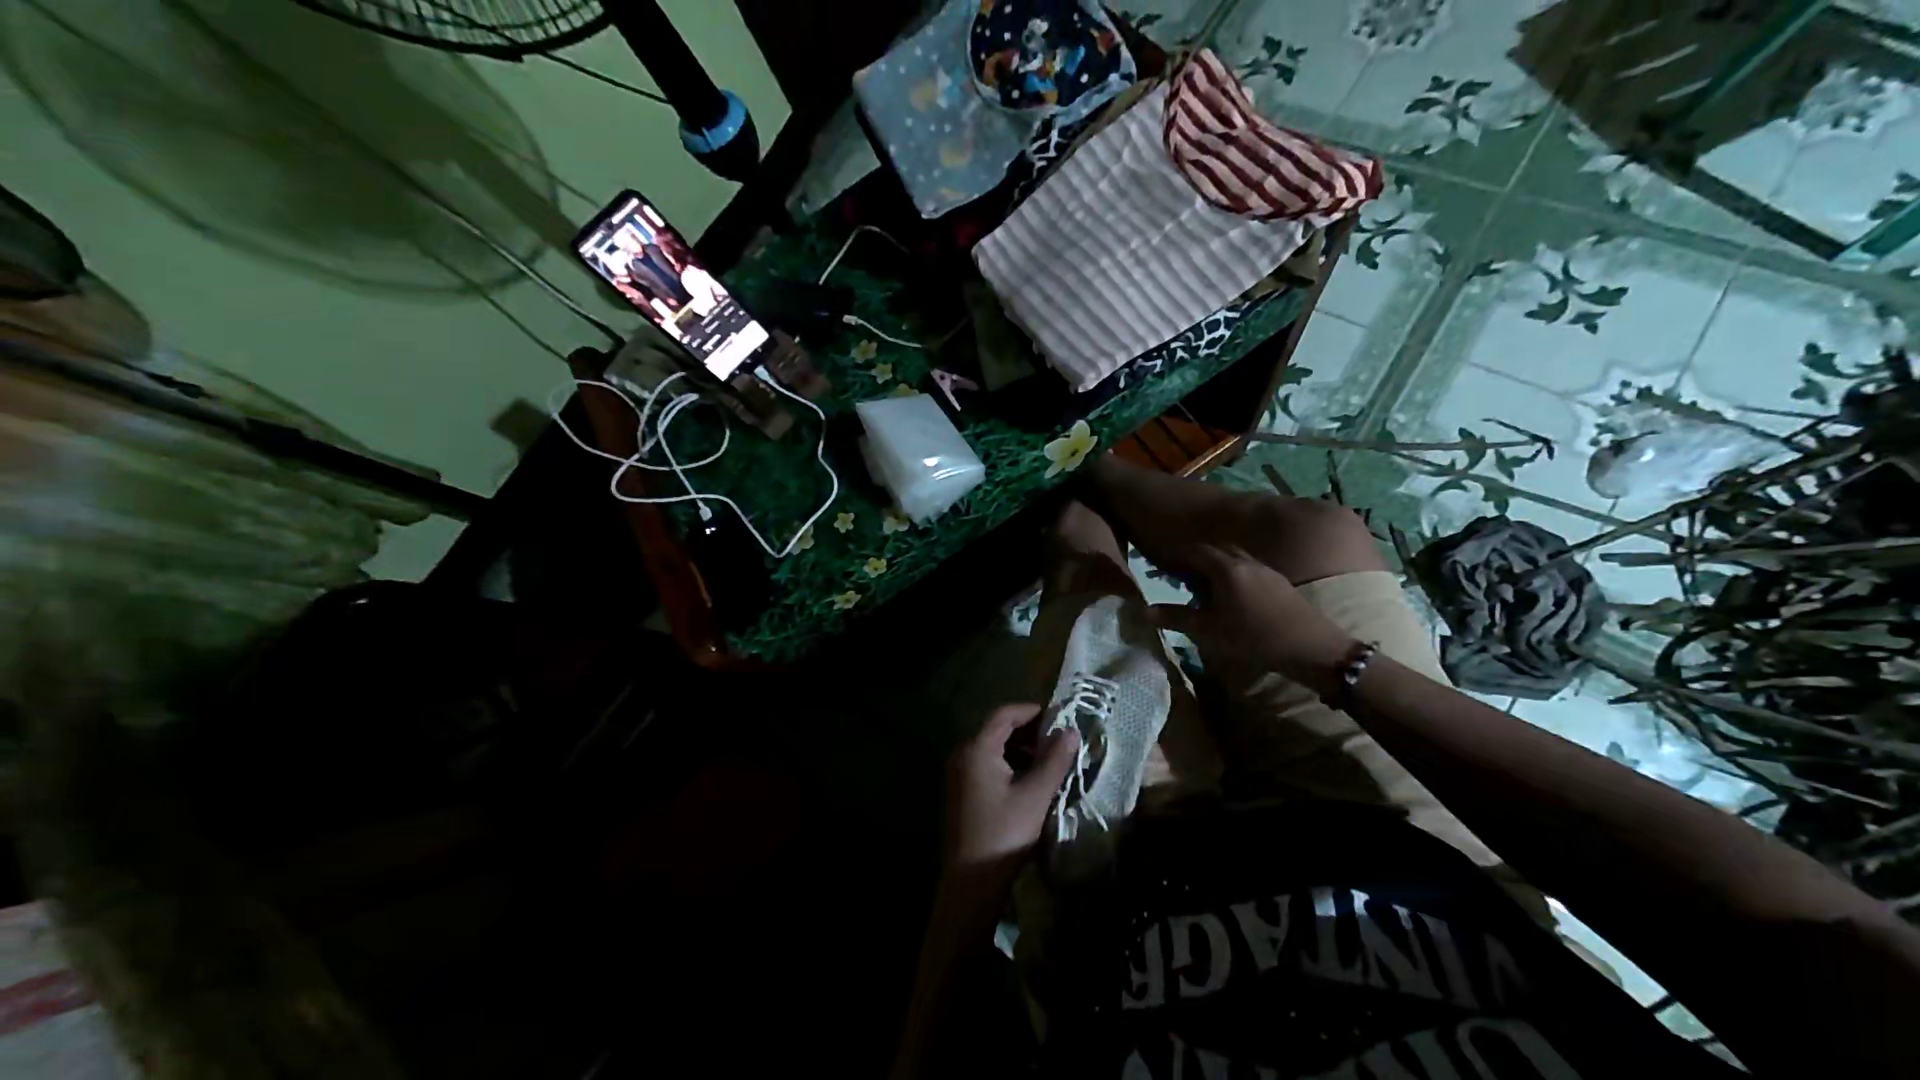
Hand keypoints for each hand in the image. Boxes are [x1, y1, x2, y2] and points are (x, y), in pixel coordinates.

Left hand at [944, 704, 1078, 888]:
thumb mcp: (1035, 795)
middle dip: (1030, 731)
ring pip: (993, 747)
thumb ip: (1054, 760)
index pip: (1004, 714)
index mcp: (977, 748)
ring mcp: (959, 773)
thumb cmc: (1004, 833)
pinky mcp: (962, 790)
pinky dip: (1010, 763)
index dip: (1032, 711)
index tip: (1060, 718)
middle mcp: (963, 754)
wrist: (971, 882)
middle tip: (1059, 741)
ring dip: (1021, 749)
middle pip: (997, 729)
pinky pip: (987, 764)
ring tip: (1050, 761)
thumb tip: (1071, 731)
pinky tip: (1031, 779)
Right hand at [1150, 543, 1358, 695]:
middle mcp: (1246, 561)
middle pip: (1214, 549)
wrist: (1311, 648)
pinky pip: (1247, 567)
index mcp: (1226, 568)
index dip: (1173, 555)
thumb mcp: (1208, 631)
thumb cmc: (1254, 638)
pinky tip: (1229, 594)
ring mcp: (1266, 570)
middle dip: (1193, 557)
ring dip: (1214, 563)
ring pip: (1233, 557)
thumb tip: (1143, 610)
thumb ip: (1175, 618)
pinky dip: (1231, 572)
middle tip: (1177, 573)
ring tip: (1201, 584)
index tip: (1157, 563)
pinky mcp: (1279, 582)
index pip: (1193, 550)